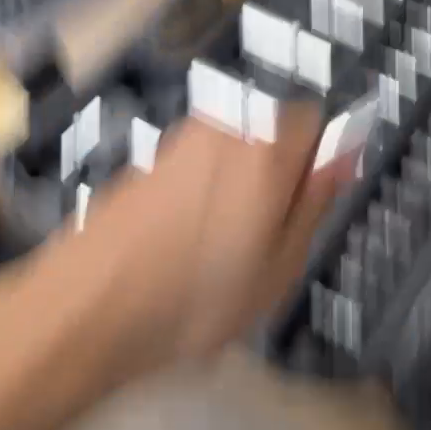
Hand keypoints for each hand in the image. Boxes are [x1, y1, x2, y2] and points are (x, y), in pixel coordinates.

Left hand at [80, 103, 350, 375]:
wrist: (85, 309)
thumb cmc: (196, 298)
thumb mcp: (280, 266)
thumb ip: (317, 200)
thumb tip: (345, 154)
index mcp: (268, 147)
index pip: (316, 120)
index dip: (319, 163)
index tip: (307, 208)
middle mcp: (227, 127)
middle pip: (275, 133)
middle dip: (279, 173)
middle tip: (264, 237)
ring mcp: (183, 140)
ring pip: (237, 150)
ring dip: (240, 184)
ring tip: (219, 248)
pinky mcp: (151, 159)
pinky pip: (200, 163)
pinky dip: (203, 191)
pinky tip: (182, 243)